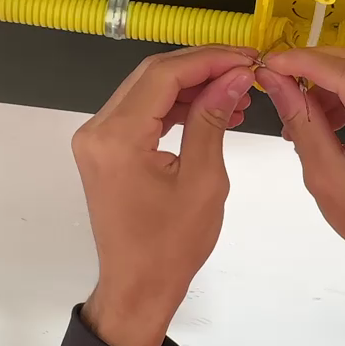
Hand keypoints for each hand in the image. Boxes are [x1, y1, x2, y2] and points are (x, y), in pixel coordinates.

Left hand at [72, 45, 259, 345]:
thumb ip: (214, 119)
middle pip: (152, 75)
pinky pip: (142, 112)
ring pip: (148, 90)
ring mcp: (97, 138)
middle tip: (245, 69)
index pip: (164, 75)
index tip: (247, 58)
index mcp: (117, 138)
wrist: (137, 287)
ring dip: (191, 86)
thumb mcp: (203, 180)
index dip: (209, 60)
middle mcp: (97, 130)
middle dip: (201, 67)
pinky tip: (212, 110)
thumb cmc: (171, 246)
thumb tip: (235, 77)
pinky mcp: (104, 148)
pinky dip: (176, 106)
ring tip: (237, 93)